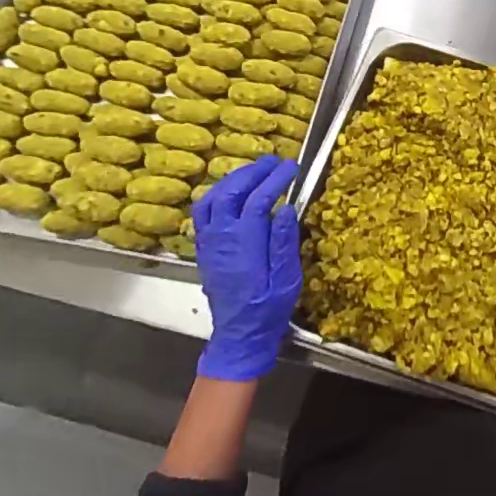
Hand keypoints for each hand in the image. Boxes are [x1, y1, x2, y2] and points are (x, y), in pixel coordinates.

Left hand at [193, 155, 301, 382]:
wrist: (239, 333)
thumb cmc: (269, 309)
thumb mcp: (286, 279)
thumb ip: (284, 243)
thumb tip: (287, 208)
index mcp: (245, 246)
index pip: (258, 200)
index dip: (275, 180)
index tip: (292, 168)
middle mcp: (222, 239)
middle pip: (232, 192)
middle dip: (254, 172)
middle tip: (274, 161)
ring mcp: (209, 242)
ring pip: (214, 199)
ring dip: (234, 179)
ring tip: (255, 170)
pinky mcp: (204, 247)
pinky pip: (204, 212)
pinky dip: (218, 193)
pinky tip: (232, 190)